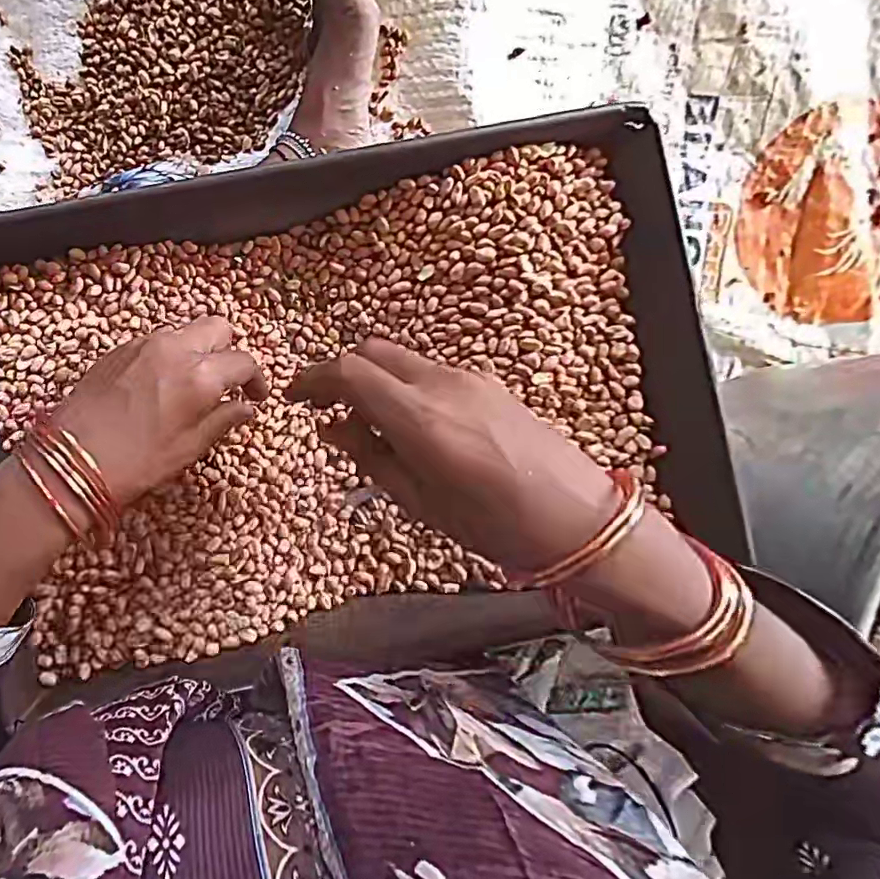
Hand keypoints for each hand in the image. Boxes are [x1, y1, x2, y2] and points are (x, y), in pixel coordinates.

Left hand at [47, 317, 270, 505]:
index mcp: (199, 376)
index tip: (255, 396)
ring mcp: (142, 344)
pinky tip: (160, 384)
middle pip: (217, 327)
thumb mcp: (188, 448)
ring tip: (192, 384)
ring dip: (197, 350)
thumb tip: (245, 407)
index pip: (243, 361)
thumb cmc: (134, 463)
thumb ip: (222, 420)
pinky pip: (155, 340)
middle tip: (227, 380)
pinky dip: (168, 354)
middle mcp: (173, 349)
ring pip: (185, 330)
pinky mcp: (118, 349)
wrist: (70, 460)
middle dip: (228, 349)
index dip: (256, 379)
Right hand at [285, 338, 623, 576]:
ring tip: (370, 427)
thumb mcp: (421, 502)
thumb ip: (371, 457)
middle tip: (326, 409)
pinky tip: (411, 425)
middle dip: (339, 374)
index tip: (295, 398)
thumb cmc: (497, 526)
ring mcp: (469, 378)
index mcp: (420, 418)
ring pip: (399, 359)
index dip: (312, 379)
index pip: (349, 372)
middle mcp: (442, 384)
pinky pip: (428, 372)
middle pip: (370, 351)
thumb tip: (334, 428)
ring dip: (372, 380)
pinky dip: (402, 386)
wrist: (584, 520)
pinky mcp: (488, 382)